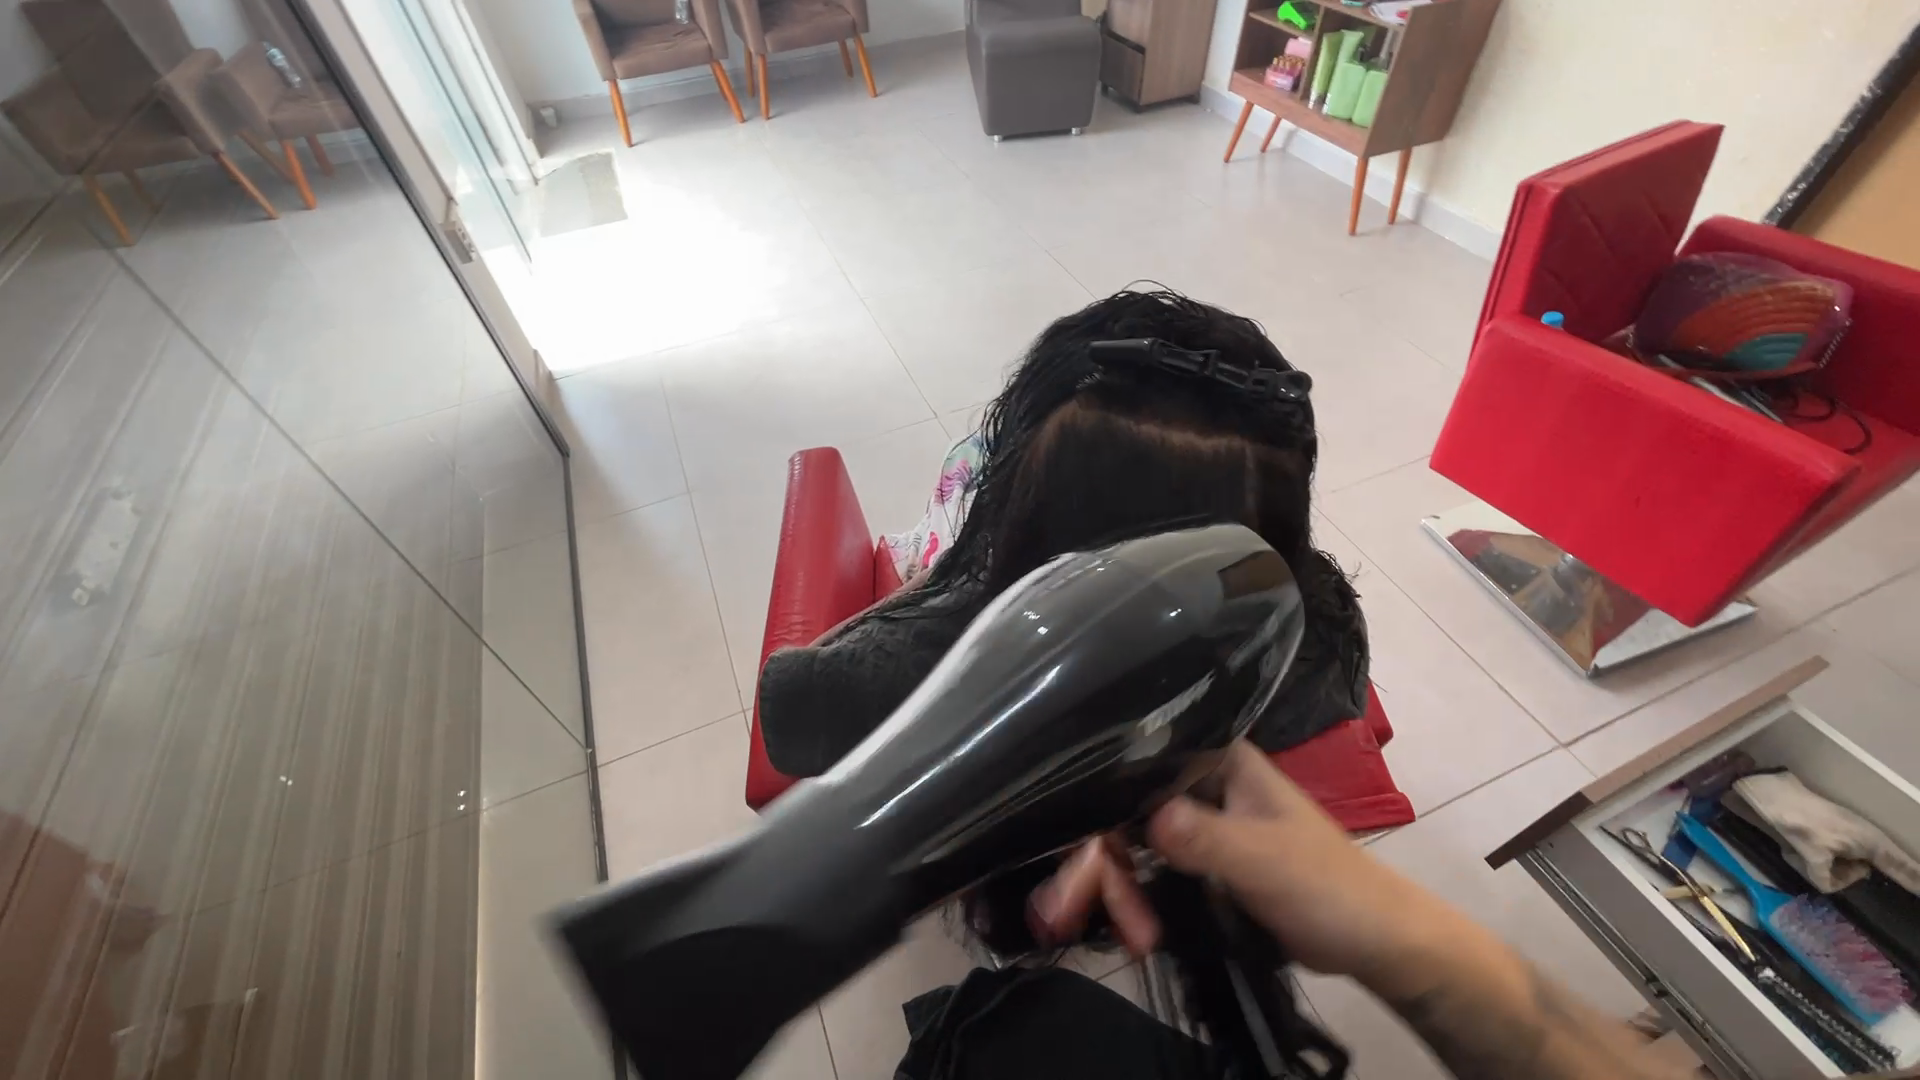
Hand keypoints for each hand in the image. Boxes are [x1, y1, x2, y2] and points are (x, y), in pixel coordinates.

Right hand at [1030, 740, 1452, 989]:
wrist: (1372, 942)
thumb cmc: (1326, 884)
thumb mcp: (1263, 858)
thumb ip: (1206, 837)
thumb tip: (1148, 819)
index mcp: (1217, 758)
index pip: (1141, 759)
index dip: (1101, 792)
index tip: (1077, 839)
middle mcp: (1198, 780)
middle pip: (1127, 805)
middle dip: (1106, 860)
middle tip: (1078, 906)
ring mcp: (1196, 820)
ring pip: (1132, 839)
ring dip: (1119, 886)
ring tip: (1129, 936)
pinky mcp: (1198, 858)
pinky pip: (1150, 868)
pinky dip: (1136, 896)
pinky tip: (1132, 928)